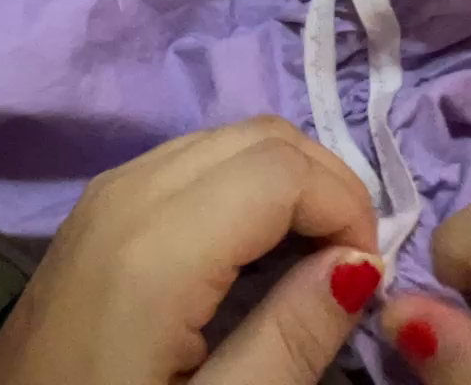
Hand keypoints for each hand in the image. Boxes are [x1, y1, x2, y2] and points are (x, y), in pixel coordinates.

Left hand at [0, 115, 384, 384]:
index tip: (369, 276)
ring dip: (286, 178)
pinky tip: (254, 244)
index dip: (345, 206)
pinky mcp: (101, 200)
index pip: (281, 168)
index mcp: (157, 241)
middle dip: (323, 181)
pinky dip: (244, 182)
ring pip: (227, 137)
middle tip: (351, 263)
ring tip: (311, 256)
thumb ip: (294, 335)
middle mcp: (131, 186)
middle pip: (258, 135)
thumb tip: (363, 262)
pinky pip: (193, 157)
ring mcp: (110, 186)